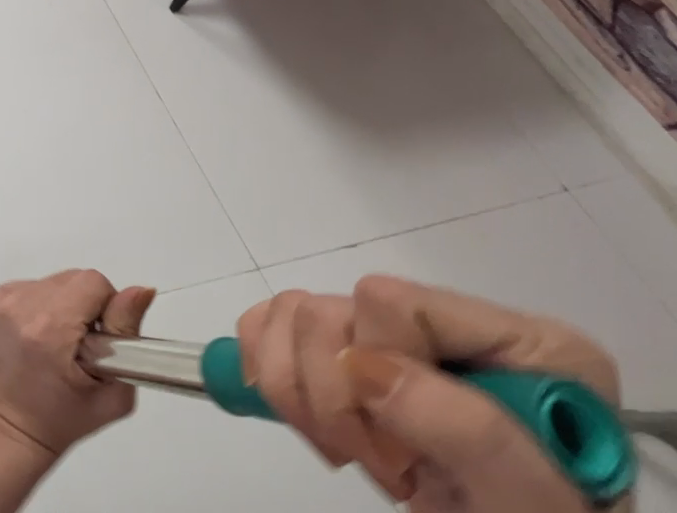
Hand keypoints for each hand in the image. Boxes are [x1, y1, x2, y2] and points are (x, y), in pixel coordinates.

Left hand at [0, 270, 156, 455]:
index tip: (102, 338)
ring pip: (51, 282)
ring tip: (57, 344)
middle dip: (86, 307)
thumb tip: (142, 290)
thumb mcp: (112, 391)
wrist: (8, 424)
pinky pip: (29, 287)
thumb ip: (127, 333)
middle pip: (71, 279)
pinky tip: (37, 337)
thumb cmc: (64, 416)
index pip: (92, 282)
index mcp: (48, 328)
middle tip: (81, 346)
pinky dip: (40, 306)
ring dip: (62, 306)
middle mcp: (17, 306)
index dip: (107, 308)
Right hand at [237, 275, 621, 511]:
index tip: (406, 447)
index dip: (374, 365)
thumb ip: (470, 432)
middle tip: (377, 463)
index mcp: (518, 343)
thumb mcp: (529, 501)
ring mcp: (391, 338)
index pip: (392, 302)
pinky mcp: (346, 355)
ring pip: (286, 316)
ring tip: (351, 452)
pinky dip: (267, 377)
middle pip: (327, 310)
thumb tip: (363, 367)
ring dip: (298, 395)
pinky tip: (316, 426)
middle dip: (331, 396)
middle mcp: (448, 326)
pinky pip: (264, 327)